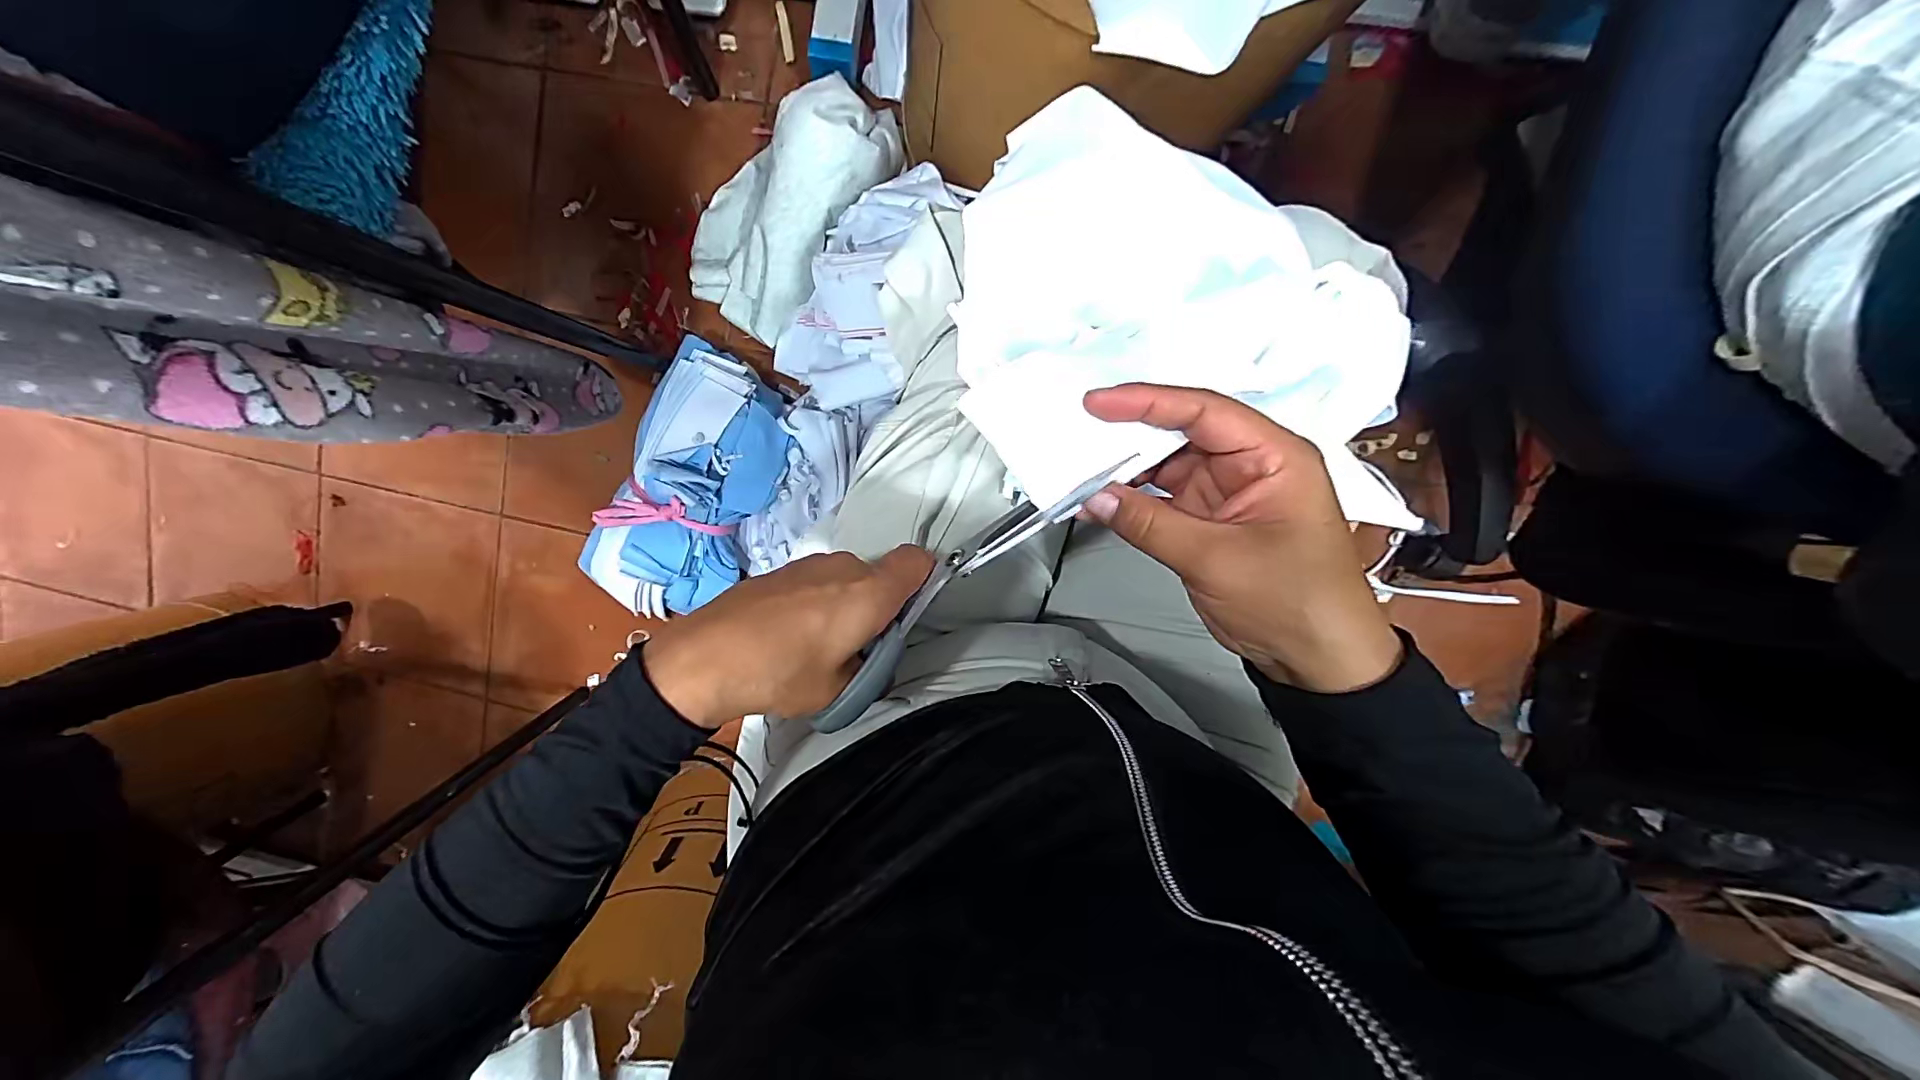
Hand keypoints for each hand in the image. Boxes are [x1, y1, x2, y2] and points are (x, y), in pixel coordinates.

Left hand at [642, 546, 934, 726]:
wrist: (702, 659)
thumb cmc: (775, 672)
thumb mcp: (837, 689)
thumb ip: (867, 668)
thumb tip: (867, 660)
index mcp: (869, 593)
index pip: (918, 562)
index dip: (924, 580)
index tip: (913, 607)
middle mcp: (843, 568)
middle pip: (881, 575)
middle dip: (880, 604)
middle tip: (862, 643)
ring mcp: (809, 565)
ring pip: (847, 578)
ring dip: (846, 603)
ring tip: (820, 644)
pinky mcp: (781, 570)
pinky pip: (816, 580)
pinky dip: (816, 600)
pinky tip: (791, 634)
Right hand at [1081, 384, 1401, 691]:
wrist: (1318, 658)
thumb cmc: (1304, 605)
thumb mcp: (1216, 560)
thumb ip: (1150, 524)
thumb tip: (1101, 498)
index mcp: (1275, 457)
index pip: (1204, 411)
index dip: (1148, 401)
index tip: (1103, 402)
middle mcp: (1253, 467)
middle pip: (1182, 433)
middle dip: (1131, 435)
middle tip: (1085, 434)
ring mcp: (1229, 493)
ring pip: (1168, 465)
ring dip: (1128, 471)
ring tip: (1087, 473)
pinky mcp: (1211, 519)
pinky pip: (1164, 497)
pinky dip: (1134, 500)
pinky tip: (1105, 503)